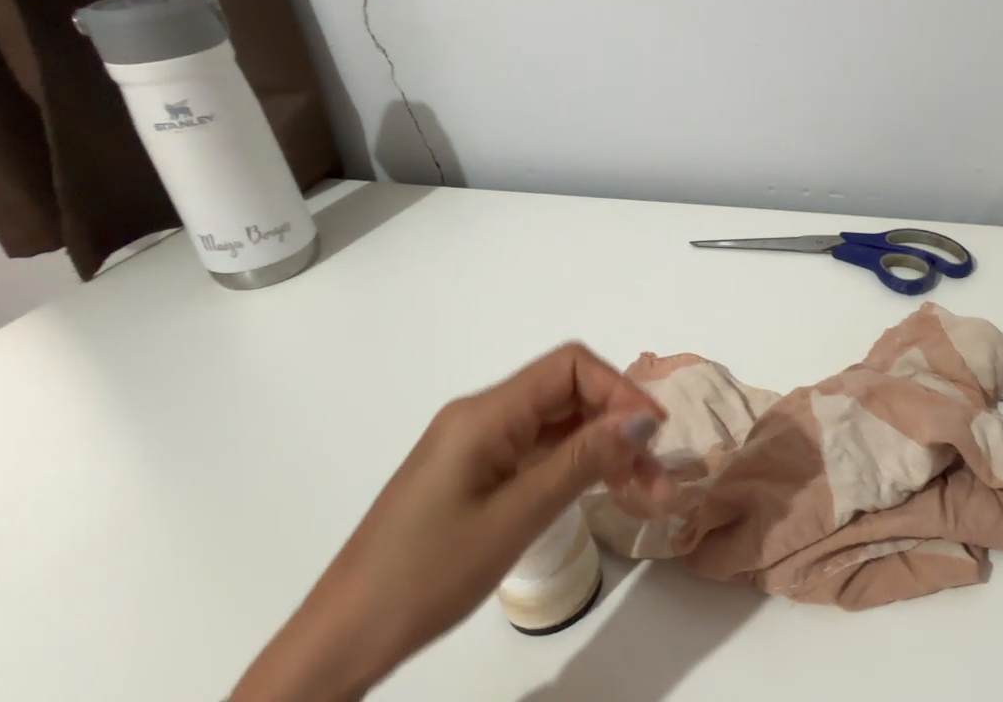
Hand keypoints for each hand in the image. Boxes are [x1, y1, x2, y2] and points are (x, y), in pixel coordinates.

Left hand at [231, 344, 672, 701]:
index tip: (655, 434)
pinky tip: (602, 490)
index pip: (569, 367)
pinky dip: (576, 465)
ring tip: (645, 489)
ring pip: (557, 424)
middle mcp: (481, 416)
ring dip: (604, 448)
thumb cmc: (428, 574)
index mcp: (484, 415)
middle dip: (619, 422)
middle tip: (658, 473)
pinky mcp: (474, 473)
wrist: (344, 636)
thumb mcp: (516, 517)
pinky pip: (537, 451)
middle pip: (567, 393)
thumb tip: (640, 419)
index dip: (620, 390)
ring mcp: (476, 445)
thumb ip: (582, 462)